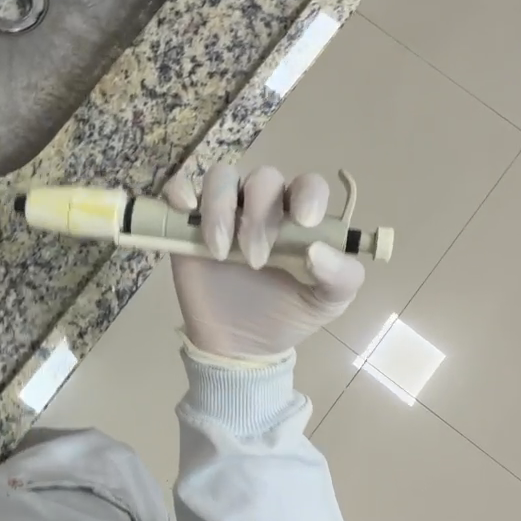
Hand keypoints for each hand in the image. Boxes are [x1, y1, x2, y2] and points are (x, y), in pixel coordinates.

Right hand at [164, 158, 363, 358]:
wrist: (239, 344)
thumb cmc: (285, 315)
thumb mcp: (326, 303)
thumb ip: (341, 277)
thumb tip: (318, 250)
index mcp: (297, 217)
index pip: (308, 185)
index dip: (308, 195)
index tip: (304, 222)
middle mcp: (260, 206)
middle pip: (262, 179)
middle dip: (259, 214)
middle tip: (256, 259)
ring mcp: (221, 212)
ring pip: (220, 177)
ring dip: (220, 208)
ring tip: (220, 251)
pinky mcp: (186, 224)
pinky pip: (179, 189)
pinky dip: (180, 191)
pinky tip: (187, 211)